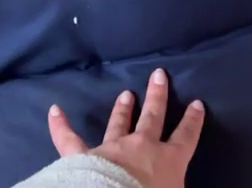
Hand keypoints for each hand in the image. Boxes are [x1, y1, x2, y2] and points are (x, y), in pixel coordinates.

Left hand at [48, 68, 205, 187]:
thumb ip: (178, 184)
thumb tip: (180, 184)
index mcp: (168, 160)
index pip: (185, 137)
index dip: (192, 121)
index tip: (197, 103)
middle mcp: (141, 147)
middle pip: (152, 117)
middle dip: (157, 96)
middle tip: (158, 74)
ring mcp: (111, 149)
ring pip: (118, 123)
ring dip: (122, 109)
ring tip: (125, 93)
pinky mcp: (83, 157)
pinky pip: (69, 139)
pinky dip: (60, 126)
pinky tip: (54, 111)